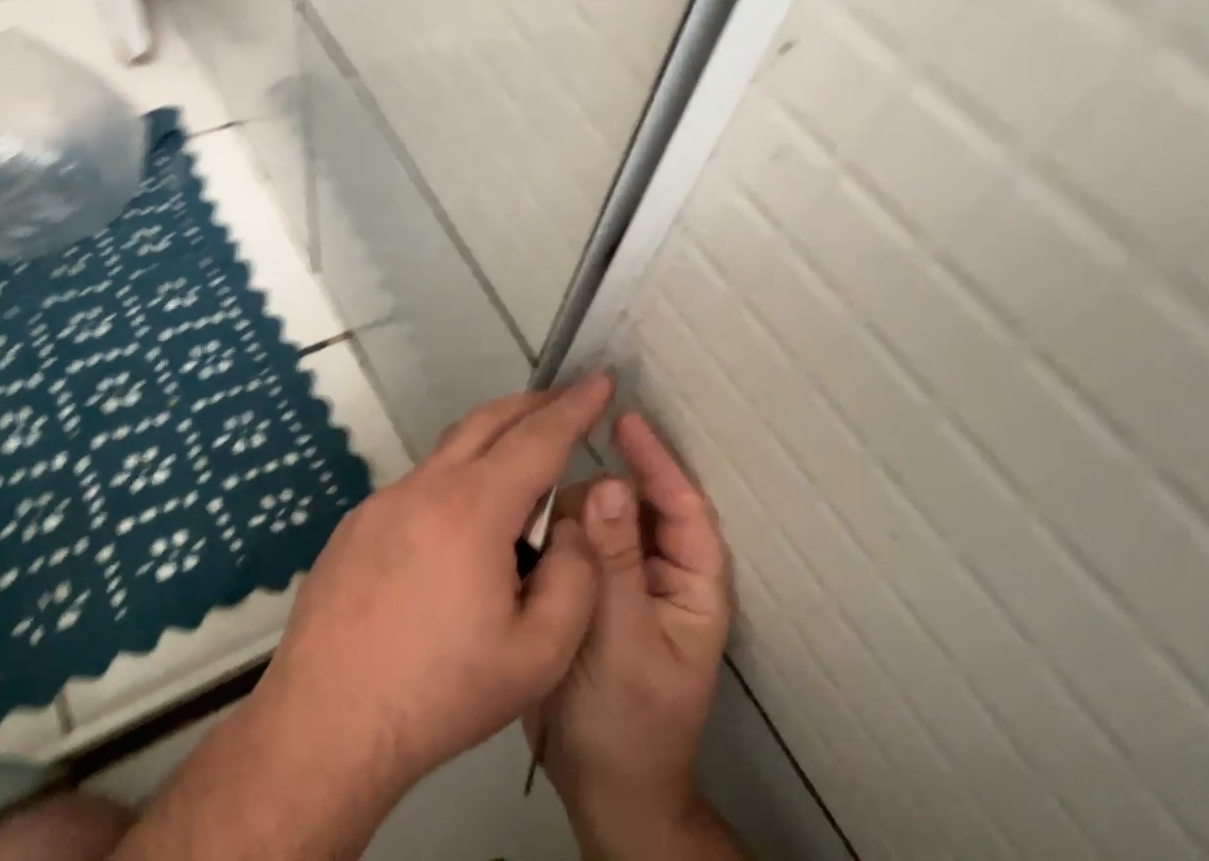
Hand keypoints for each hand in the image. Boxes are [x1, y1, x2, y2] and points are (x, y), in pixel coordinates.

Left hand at [253, 374, 616, 792]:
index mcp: (473, 509)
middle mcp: (422, 490)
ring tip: (522, 465)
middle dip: (533, 404)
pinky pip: (416, 488)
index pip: (538, 438)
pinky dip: (453, 482)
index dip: (576, 407)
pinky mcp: (353, 529)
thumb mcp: (540, 652)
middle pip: (485, 423)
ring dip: (490, 443)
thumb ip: (577, 577)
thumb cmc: (442, 693)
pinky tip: (461, 528)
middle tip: (567, 401)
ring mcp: (379, 506)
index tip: (601, 382)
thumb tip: (571, 527)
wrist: (328, 724)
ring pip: (446, 454)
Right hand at [531, 414, 734, 857]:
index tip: (624, 418)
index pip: (682, 508)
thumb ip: (615, 562)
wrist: (601, 789)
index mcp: (691, 584)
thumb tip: (606, 484)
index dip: (656, 461)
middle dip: (598, 489)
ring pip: (594, 527)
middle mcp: (657, 575)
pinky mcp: (582, 600)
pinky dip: (547, 538)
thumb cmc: (630, 722)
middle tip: (554, 470)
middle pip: (632, 509)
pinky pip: (568, 553)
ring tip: (528, 505)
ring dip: (566, 514)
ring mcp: (617, 587)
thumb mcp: (625, 640)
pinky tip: (517, 528)